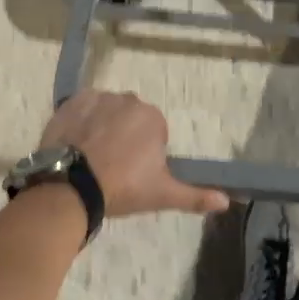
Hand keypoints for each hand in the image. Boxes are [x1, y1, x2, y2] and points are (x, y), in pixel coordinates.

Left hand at [39, 91, 228, 216]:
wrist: (72, 185)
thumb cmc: (123, 187)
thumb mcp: (162, 194)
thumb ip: (195, 196)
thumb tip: (227, 201)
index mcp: (152, 117)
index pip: (153, 133)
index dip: (143, 155)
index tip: (133, 175)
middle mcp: (128, 100)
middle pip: (129, 119)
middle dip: (123, 138)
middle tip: (112, 168)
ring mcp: (99, 98)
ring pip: (106, 112)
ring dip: (102, 128)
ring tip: (91, 158)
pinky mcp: (71, 102)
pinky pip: (82, 108)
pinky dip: (80, 121)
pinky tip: (74, 143)